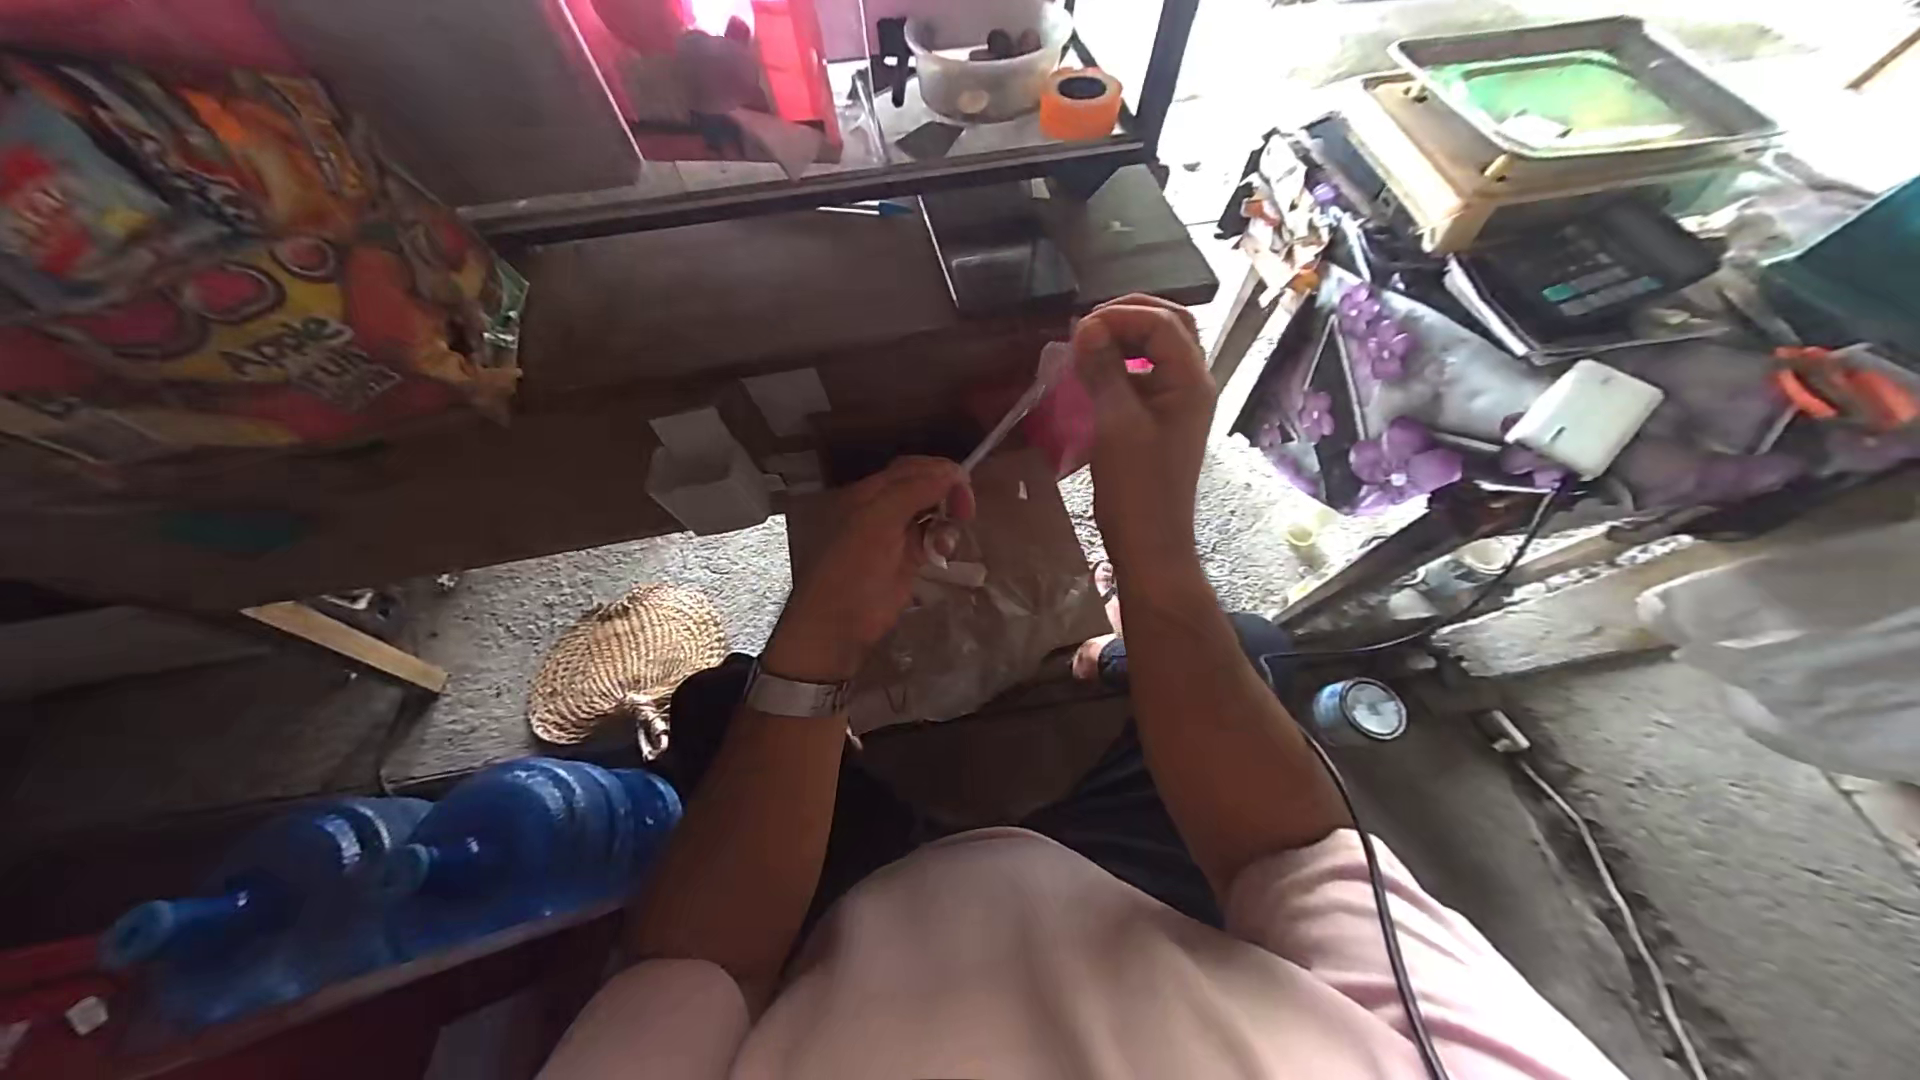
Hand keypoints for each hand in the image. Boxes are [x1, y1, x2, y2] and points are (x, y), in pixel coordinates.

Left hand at [763, 456, 974, 683]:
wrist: (838, 623)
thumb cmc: (852, 569)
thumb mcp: (877, 521)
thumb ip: (913, 492)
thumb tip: (952, 472)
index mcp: (870, 493)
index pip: (912, 468)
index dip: (940, 471)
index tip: (965, 483)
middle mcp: (884, 508)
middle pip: (925, 487)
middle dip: (948, 494)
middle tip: (965, 511)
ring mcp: (896, 535)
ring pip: (932, 513)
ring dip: (946, 519)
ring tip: (948, 538)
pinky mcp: (908, 560)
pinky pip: (933, 538)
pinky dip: (943, 540)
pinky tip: (942, 552)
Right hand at [1070, 294, 1215, 568]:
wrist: (1150, 543)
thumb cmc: (1137, 489)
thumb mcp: (1116, 425)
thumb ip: (1104, 370)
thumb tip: (1086, 326)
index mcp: (1191, 381)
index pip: (1162, 323)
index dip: (1120, 315)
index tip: (1078, 328)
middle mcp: (1192, 385)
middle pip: (1169, 327)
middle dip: (1128, 317)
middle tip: (1087, 326)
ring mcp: (1178, 403)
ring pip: (1157, 351)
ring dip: (1124, 340)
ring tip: (1087, 345)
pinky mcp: (1160, 421)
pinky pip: (1144, 378)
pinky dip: (1120, 367)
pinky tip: (1092, 377)